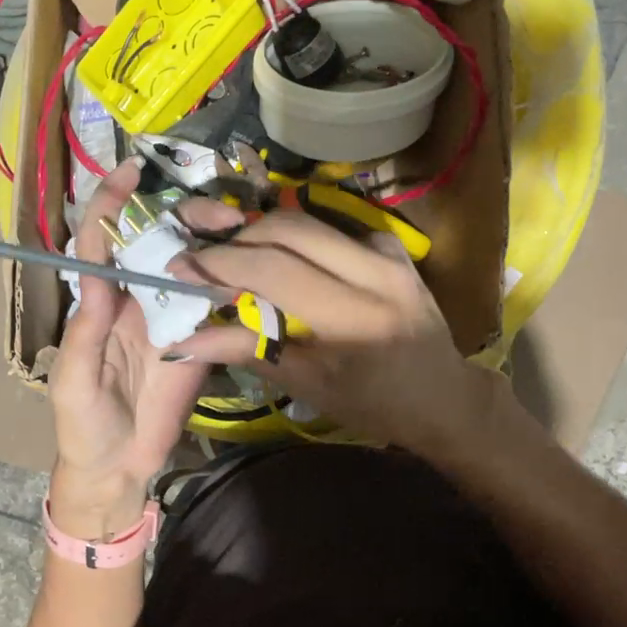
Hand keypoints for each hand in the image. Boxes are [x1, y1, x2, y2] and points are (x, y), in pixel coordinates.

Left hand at [47, 160, 238, 539]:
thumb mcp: (74, 380)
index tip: (132, 171)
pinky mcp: (200, 343)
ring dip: (218, 245)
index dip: (112, 204)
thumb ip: (84, 331)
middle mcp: (136, 300)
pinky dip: (237, 286)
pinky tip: (260, 271)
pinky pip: (219, 307)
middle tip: (221, 214)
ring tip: (244, 233)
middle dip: (186, 217)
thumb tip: (96, 277)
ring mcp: (170, 319)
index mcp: (100, 302)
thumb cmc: (82, 424)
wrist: (118, 467)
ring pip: (195, 267)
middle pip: (159, 243)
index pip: (102, 242)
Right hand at [169, 209, 524, 458]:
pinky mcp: (395, 249)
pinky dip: (302, 238)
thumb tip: (185, 341)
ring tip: (237, 254)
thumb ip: (249, 352)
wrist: (444, 397)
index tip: (182, 265)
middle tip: (206, 258)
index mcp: (350, 319)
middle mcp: (373, 275)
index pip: (272, 270)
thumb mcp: (308, 387)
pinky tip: (289, 258)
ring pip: (309, 221)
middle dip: (235, 240)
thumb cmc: (373, 404)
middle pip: (287, 231)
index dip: (220, 263)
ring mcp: (389, 256)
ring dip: (263, 232)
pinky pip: (334, 228)